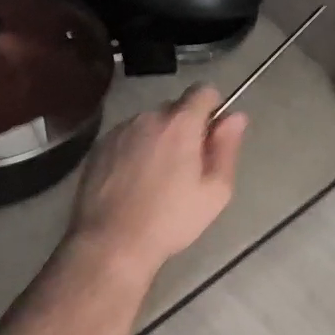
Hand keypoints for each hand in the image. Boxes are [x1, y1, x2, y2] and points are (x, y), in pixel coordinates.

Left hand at [64, 85, 247, 274]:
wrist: (110, 243)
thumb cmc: (171, 219)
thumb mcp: (215, 191)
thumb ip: (227, 147)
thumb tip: (235, 117)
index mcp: (180, 123)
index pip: (203, 90)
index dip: (213, 109)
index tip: (211, 138)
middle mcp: (147, 117)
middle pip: (175, 108)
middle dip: (185, 128)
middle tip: (187, 167)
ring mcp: (119, 131)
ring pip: (149, 124)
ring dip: (159, 139)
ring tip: (157, 178)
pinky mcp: (98, 147)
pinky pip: (127, 138)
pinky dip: (135, 150)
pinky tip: (133, 182)